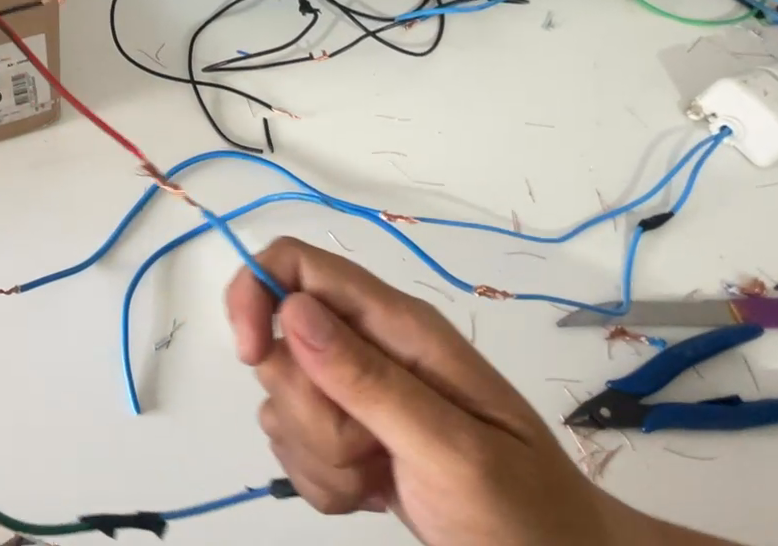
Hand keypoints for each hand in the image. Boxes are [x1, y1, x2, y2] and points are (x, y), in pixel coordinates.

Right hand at [225, 238, 667, 545]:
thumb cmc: (526, 512)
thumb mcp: (454, 451)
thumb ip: (370, 381)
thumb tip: (291, 308)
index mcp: (397, 325)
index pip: (297, 264)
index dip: (257, 292)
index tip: (252, 355)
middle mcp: (368, 345)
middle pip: (280, 343)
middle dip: (307, 408)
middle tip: (369, 448)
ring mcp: (354, 391)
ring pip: (280, 399)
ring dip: (317, 453)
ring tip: (380, 479)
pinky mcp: (343, 434)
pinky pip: (290, 443)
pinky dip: (320, 479)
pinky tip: (369, 494)